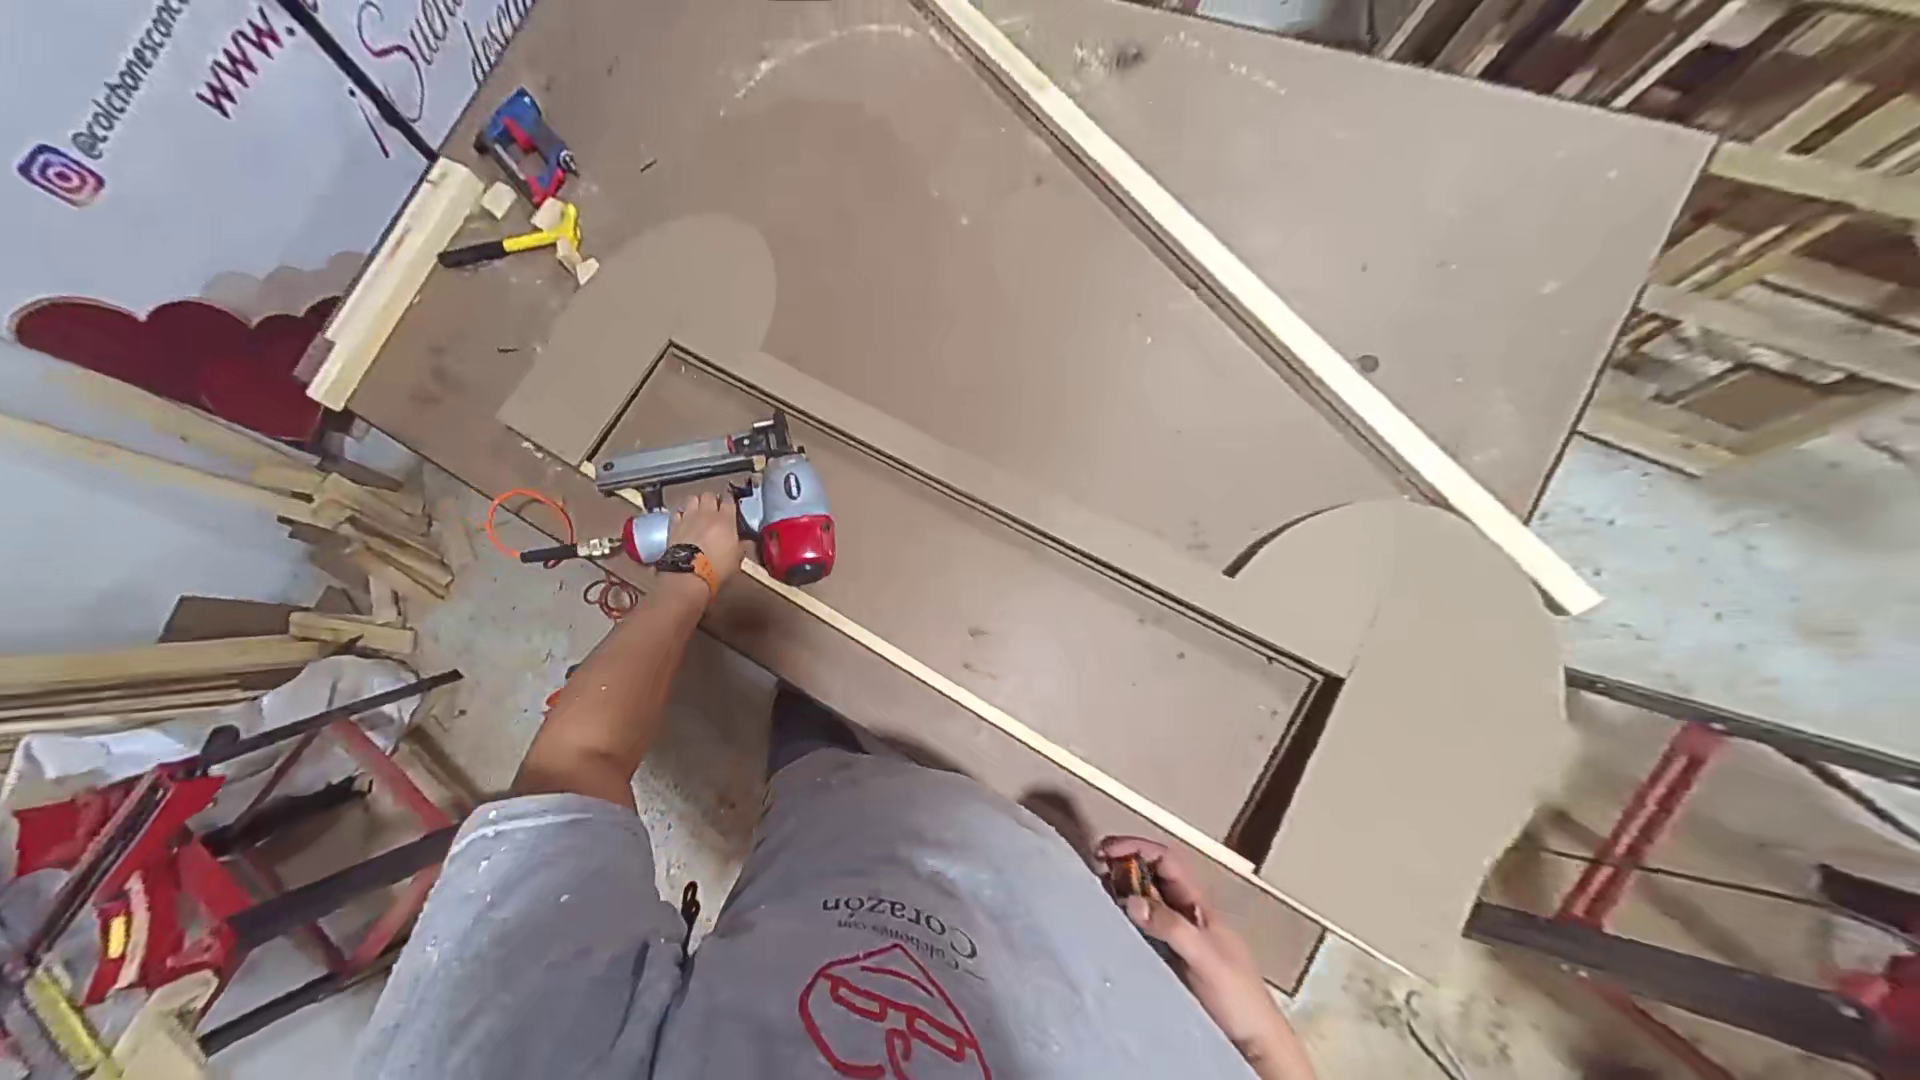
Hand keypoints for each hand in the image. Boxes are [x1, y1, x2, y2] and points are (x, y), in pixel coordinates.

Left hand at [664, 491, 745, 593]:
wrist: (689, 573)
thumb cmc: (718, 567)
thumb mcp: (737, 558)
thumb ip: (739, 546)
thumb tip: (742, 542)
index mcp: (726, 520)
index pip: (729, 501)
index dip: (730, 501)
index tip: (730, 506)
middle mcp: (707, 514)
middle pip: (709, 495)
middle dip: (712, 500)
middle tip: (714, 508)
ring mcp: (689, 518)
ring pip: (692, 498)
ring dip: (696, 503)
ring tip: (698, 511)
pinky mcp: (674, 525)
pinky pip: (678, 512)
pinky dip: (682, 515)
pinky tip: (684, 521)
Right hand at [1098, 837, 1315, 1079]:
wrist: (1253, 1042)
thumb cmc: (1239, 998)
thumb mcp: (1205, 956)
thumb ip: (1170, 925)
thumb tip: (1131, 900)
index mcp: (1198, 902)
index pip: (1165, 858)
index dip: (1136, 847)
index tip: (1108, 850)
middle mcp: (1186, 912)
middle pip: (1151, 873)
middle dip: (1124, 863)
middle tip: (1097, 865)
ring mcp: (1177, 933)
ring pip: (1145, 898)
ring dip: (1122, 887)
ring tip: (1099, 888)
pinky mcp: (1168, 956)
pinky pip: (1142, 925)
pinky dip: (1124, 915)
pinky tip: (1111, 921)